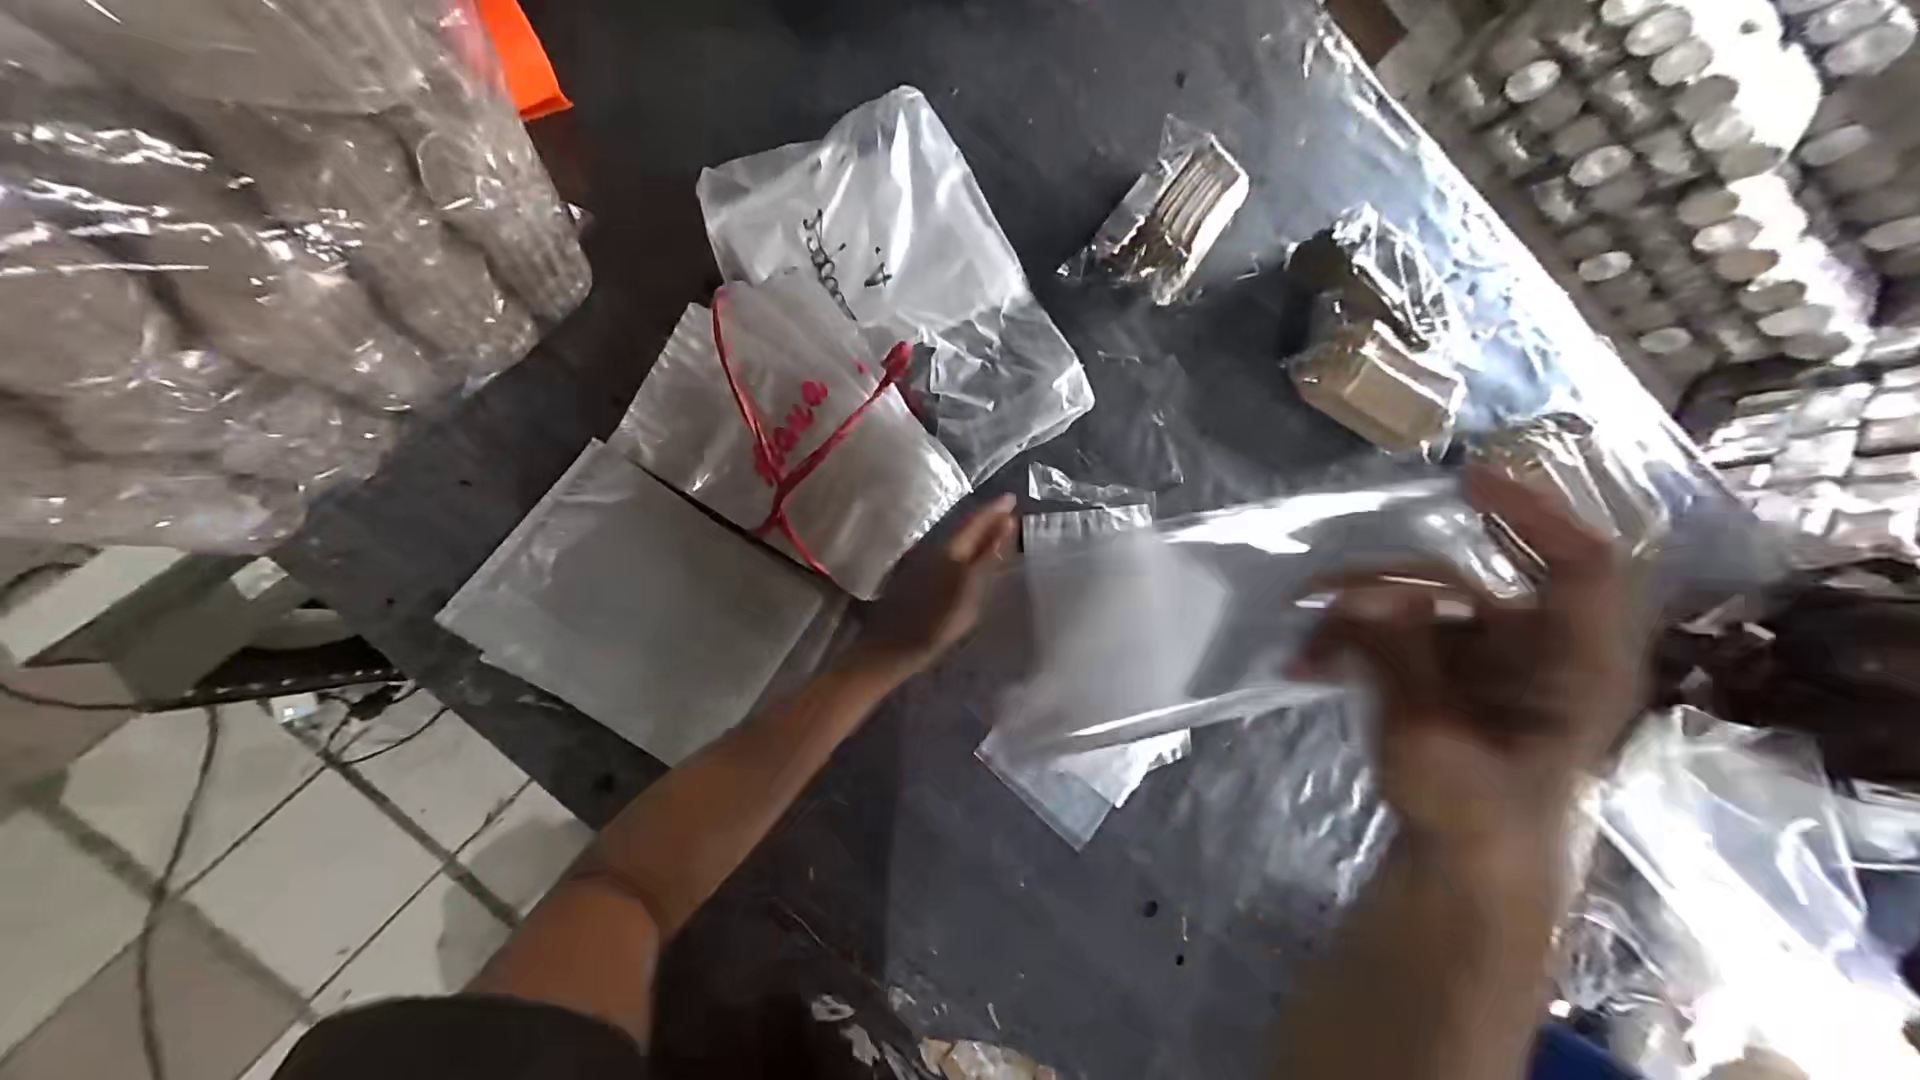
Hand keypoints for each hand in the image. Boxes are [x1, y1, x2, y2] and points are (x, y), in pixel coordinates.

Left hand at [849, 495, 1018, 679]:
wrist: (892, 649)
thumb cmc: (936, 624)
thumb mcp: (970, 591)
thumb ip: (989, 557)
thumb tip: (1007, 524)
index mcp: (949, 550)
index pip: (976, 522)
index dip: (995, 509)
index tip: (1012, 498)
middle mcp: (935, 551)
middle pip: (965, 531)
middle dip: (988, 521)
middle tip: (1010, 514)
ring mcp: (924, 565)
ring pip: (957, 543)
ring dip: (977, 537)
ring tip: (998, 534)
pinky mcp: (919, 580)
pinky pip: (950, 556)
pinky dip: (966, 552)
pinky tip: (973, 560)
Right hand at [1297, 466, 1645, 864]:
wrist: (1462, 861)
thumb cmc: (1471, 813)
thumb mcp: (1432, 738)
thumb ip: (1401, 658)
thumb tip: (1362, 595)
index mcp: (1574, 666)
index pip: (1580, 567)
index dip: (1532, 514)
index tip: (1466, 480)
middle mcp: (1533, 648)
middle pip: (1461, 580)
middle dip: (1384, 580)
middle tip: (1319, 590)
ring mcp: (1484, 657)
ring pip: (1415, 603)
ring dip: (1353, 616)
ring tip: (1304, 641)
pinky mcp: (1441, 668)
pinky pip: (1392, 632)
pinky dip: (1349, 641)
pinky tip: (1310, 661)